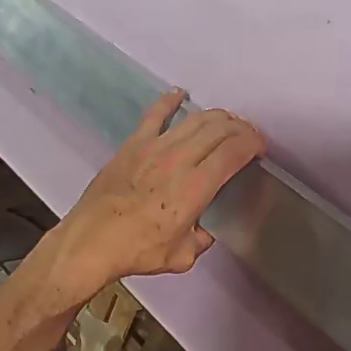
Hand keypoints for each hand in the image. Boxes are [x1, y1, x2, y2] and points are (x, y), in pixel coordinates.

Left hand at [39, 90, 264, 304]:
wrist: (92, 241)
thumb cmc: (137, 250)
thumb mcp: (182, 256)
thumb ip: (201, 239)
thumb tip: (204, 230)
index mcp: (196, 186)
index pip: (234, 151)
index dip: (253, 143)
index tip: (258, 147)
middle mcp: (179, 159)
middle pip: (219, 128)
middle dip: (239, 127)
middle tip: (245, 135)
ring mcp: (154, 147)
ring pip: (194, 118)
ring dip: (215, 116)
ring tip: (224, 121)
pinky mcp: (132, 145)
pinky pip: (155, 114)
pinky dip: (170, 101)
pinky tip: (179, 94)